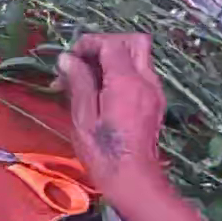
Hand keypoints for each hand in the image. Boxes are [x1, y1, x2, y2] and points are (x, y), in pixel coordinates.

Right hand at [57, 33, 166, 193]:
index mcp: (127, 82)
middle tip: (82, 61)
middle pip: (135, 42)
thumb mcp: (82, 116)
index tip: (69, 58)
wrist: (132, 179)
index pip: (112, 44)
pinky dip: (120, 73)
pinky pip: (139, 74)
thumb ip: (78, 83)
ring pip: (138, 57)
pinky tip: (99, 92)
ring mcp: (154, 91)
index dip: (88, 44)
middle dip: (107, 44)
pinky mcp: (154, 102)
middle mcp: (147, 81)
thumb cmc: (102, 151)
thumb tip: (67, 59)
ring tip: (85, 80)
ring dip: (112, 59)